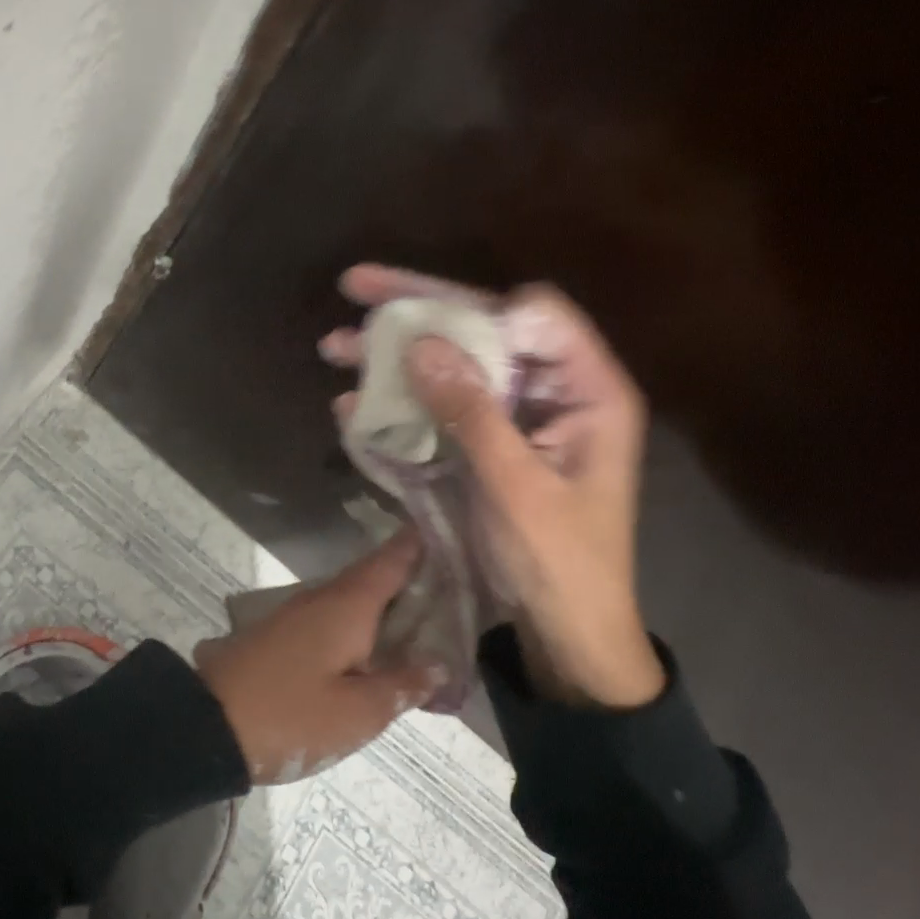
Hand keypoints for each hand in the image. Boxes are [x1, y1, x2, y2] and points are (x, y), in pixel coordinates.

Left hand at [194, 530, 448, 784]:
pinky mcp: (277, 638)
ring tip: (426, 624)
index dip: (421, 543)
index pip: (391, 560)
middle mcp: (319, 598)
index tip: (453, 529)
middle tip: (457, 590)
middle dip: (411, 581)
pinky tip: (375, 652)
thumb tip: (438, 663)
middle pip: (372, 579)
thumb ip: (402, 684)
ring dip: (383, 608)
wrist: (208, 724)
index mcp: (345, 605)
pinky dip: (358, 629)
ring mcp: (293, 616)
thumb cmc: (291, 715)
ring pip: (349, 602)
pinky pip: (329, 622)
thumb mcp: (359, 711)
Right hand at [320, 264, 665, 709]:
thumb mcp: (515, 486)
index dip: (476, 304)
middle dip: (416, 310)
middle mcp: (548, 390)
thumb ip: (471, 412)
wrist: (563, 631)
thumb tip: (422, 344)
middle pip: (482, 328)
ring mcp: (511, 417)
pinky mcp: (481, 444)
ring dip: (394, 355)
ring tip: (335, 347)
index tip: (418, 316)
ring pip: (451, 365)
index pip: (534, 314)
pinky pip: (436, 408)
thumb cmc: (559, 561)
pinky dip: (395, 402)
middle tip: (354, 287)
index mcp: (584, 390)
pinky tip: (351, 404)